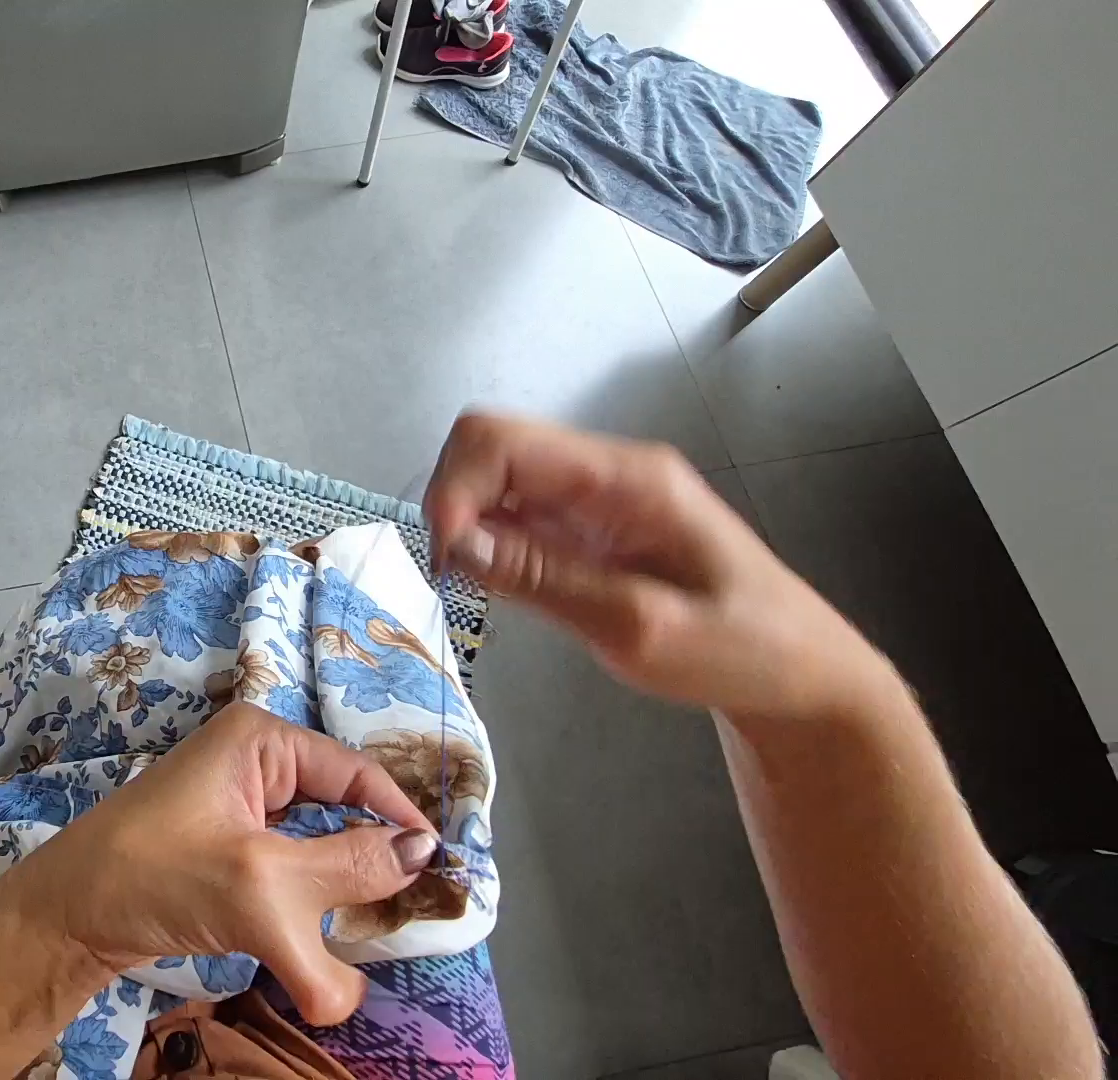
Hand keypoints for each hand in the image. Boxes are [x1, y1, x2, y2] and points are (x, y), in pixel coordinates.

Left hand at [0, 702, 438, 1025]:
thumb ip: (346, 869)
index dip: (399, 816)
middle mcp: (253, 762)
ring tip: (353, 932)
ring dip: (332, 891)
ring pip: (313, 843)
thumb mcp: (260, 878)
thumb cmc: (156, 874)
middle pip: (337, 807)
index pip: (353, 771)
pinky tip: (314, 939)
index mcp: (260, 740)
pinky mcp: (225, 845)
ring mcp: (237, 804)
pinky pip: (286, 866)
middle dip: (364, 863)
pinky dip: (305, 903)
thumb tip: (420, 856)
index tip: (441, 869)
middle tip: (401, 912)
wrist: (67, 916)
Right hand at [423, 413, 899, 720]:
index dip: (454, 488)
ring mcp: (584, 496)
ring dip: (459, 523)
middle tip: (454, 572)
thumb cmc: (740, 651)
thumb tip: (456, 545)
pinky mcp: (572, 524)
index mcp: (625, 478)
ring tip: (473, 582)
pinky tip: (491, 579)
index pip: (501, 440)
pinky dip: (477, 541)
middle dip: (450, 502)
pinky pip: (502, 511)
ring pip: (485, 476)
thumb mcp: (642, 628)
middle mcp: (598, 472)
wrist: (795, 672)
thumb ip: (544, 580)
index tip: (448, 558)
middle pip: (485, 445)